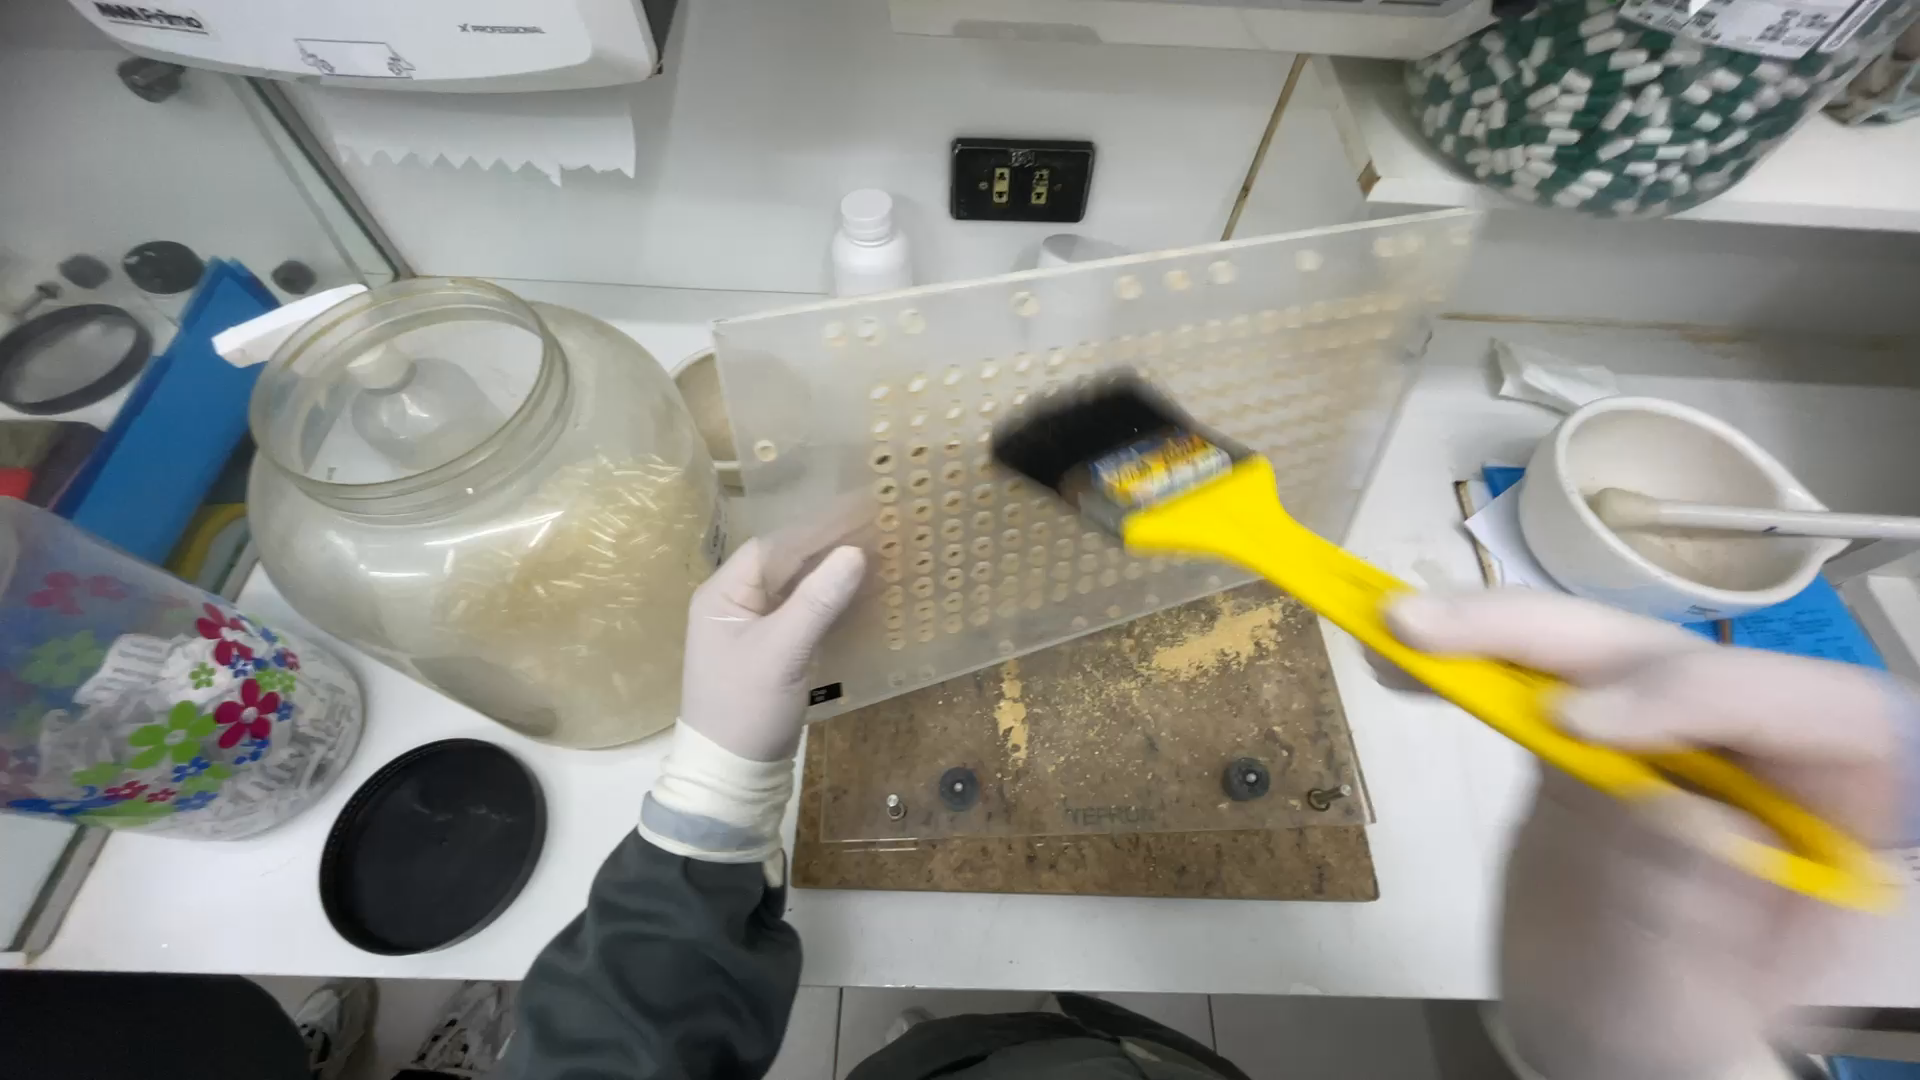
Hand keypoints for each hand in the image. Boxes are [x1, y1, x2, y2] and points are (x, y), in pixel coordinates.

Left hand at [681, 539, 866, 761]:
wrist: (733, 775)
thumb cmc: (747, 709)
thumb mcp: (783, 652)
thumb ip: (818, 601)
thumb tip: (855, 552)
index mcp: (724, 595)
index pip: (774, 547)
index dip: (817, 530)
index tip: (859, 515)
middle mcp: (736, 603)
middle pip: (787, 564)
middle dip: (828, 548)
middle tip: (876, 530)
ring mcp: (756, 627)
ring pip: (798, 587)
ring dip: (833, 573)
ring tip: (877, 554)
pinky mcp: (775, 649)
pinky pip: (805, 612)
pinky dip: (832, 601)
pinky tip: (862, 594)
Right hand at [1385, 589, 1909, 1079]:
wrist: (1601, 1038)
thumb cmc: (1657, 1040)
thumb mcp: (1672, 1007)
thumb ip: (1680, 917)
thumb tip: (1678, 806)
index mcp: (1843, 825)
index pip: (1816, 716)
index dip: (1702, 693)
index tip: (1573, 723)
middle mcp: (1757, 760)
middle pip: (1670, 655)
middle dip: (1547, 637)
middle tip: (1427, 632)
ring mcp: (1661, 743)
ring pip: (1591, 650)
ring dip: (1488, 632)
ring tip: (1395, 630)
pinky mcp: (1581, 742)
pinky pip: (1530, 681)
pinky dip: (1461, 662)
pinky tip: (1400, 662)